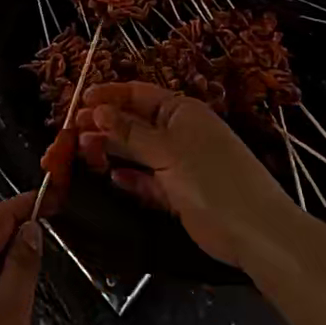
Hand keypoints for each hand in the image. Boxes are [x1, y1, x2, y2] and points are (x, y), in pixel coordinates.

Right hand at [75, 82, 295, 266]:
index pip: (140, 95)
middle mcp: (180, 132)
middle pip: (136, 123)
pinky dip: (132, 179)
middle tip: (72, 132)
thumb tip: (97, 111)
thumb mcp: (168, 151)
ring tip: (83, 153)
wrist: (254, 229)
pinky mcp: (179, 192)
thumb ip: (131, 132)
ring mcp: (180, 163)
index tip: (80, 100)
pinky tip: (113, 178)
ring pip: (139, 152)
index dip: (110, 96)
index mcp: (182, 111)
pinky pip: (149, 180)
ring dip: (113, 151)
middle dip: (106, 125)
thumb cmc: (211, 179)